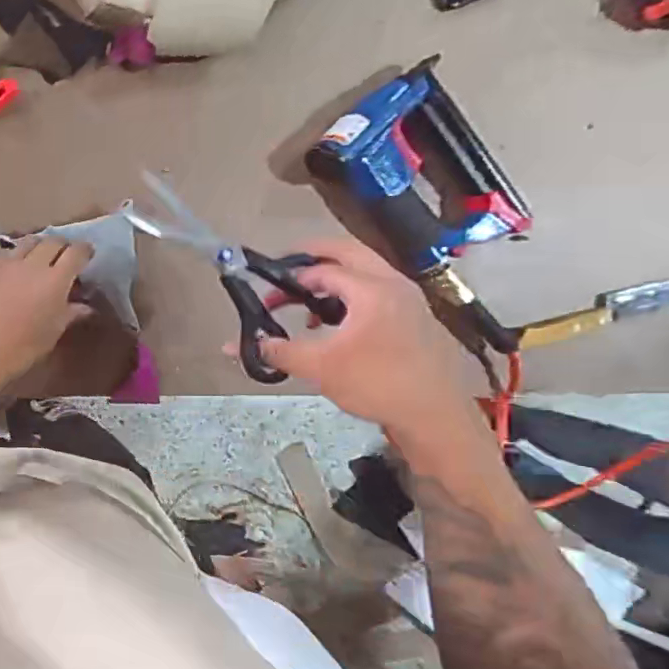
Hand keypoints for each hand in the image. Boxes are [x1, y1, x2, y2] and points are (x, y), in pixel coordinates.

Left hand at [0, 237, 93, 396]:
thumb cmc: (19, 350)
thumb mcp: (51, 334)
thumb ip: (69, 314)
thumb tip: (85, 307)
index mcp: (55, 279)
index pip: (76, 252)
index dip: (84, 252)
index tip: (86, 257)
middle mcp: (31, 264)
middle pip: (52, 241)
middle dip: (62, 247)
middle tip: (63, 259)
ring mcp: (4, 264)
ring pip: (26, 243)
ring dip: (37, 248)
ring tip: (38, 261)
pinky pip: (4, 255)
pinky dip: (14, 258)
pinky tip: (11, 273)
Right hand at [248, 239, 477, 437]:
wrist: (432, 413)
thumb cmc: (377, 384)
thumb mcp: (318, 367)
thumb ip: (276, 351)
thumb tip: (237, 346)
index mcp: (373, 291)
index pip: (323, 270)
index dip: (289, 279)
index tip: (266, 294)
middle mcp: (394, 286)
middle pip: (350, 254)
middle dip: (312, 259)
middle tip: (284, 270)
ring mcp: (408, 300)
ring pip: (364, 272)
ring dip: (330, 280)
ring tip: (303, 303)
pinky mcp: (412, 317)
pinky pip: (374, 291)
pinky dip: (347, 295)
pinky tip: (331, 324)